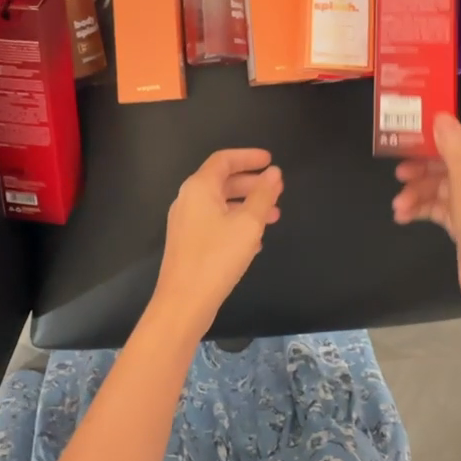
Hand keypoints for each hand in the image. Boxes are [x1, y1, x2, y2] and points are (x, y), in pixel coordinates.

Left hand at [151, 149, 283, 332]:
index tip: (270, 160)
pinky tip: (255, 240)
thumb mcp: (248, 224)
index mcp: (199, 187)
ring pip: (220, 204)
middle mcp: (188, 199)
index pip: (224, 160)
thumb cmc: (216, 257)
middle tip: (276, 189)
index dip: (248, 157)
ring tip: (274, 215)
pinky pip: (215, 222)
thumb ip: (263, 196)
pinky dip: (236, 223)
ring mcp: (185, 222)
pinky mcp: (188, 243)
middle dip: (251, 183)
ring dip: (247, 205)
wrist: (183, 303)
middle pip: (222, 181)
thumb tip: (274, 173)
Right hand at [392, 114, 460, 322]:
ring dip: (419, 195)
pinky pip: (440, 208)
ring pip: (441, 188)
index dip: (436, 141)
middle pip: (449, 165)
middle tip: (398, 174)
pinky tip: (403, 217)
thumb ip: (453, 152)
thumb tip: (441, 116)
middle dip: (423, 172)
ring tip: (398, 207)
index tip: (407, 140)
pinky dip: (422, 210)